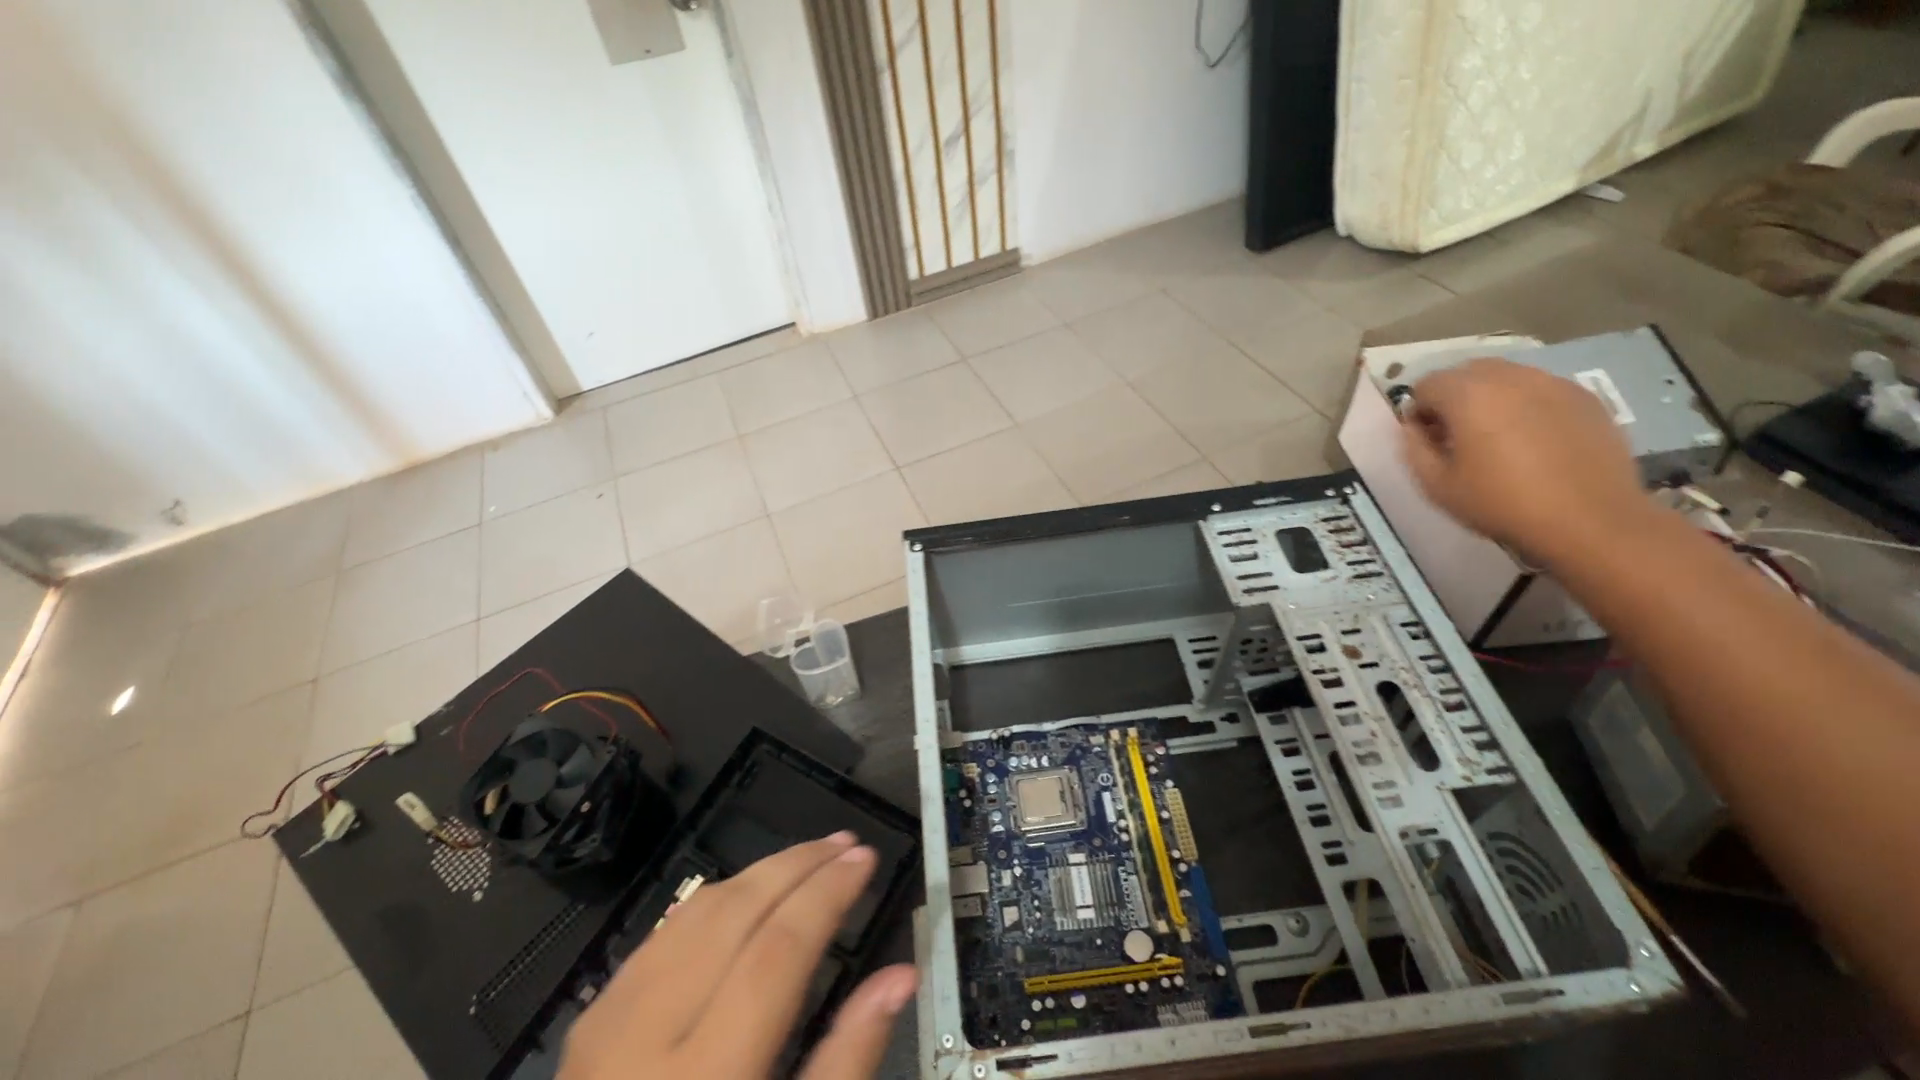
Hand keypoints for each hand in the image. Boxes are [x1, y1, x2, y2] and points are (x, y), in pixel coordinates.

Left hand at [559, 831, 916, 1079]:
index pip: (777, 954)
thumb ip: (847, 1060)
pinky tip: (746, 896)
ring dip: (757, 875)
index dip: (827, 896)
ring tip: (810, 858)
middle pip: (733, 916)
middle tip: (846, 843)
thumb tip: (900, 977)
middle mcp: (648, 1036)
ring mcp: (609, 1024)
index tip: (866, 860)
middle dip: (796, 867)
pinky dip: (713, 903)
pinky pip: (661, 936)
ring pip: (693, 915)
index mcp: (710, 1076)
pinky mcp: (590, 1022)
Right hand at [1400, 358, 1649, 560]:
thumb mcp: (1438, 487)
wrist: (1591, 520)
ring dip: (1492, 400)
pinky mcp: (1584, 397)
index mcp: (1468, 394)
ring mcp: (1552, 382)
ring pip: (1507, 378)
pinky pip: (1541, 390)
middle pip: (1467, 373)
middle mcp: (1510, 376)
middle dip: (1454, 399)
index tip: (1427, 441)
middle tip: (1459, 438)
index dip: (1418, 412)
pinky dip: (1528, 407)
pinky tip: (1535, 442)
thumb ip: (1414, 449)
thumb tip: (1412, 428)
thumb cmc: (1503, 504)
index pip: (1426, 384)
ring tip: (1498, 439)